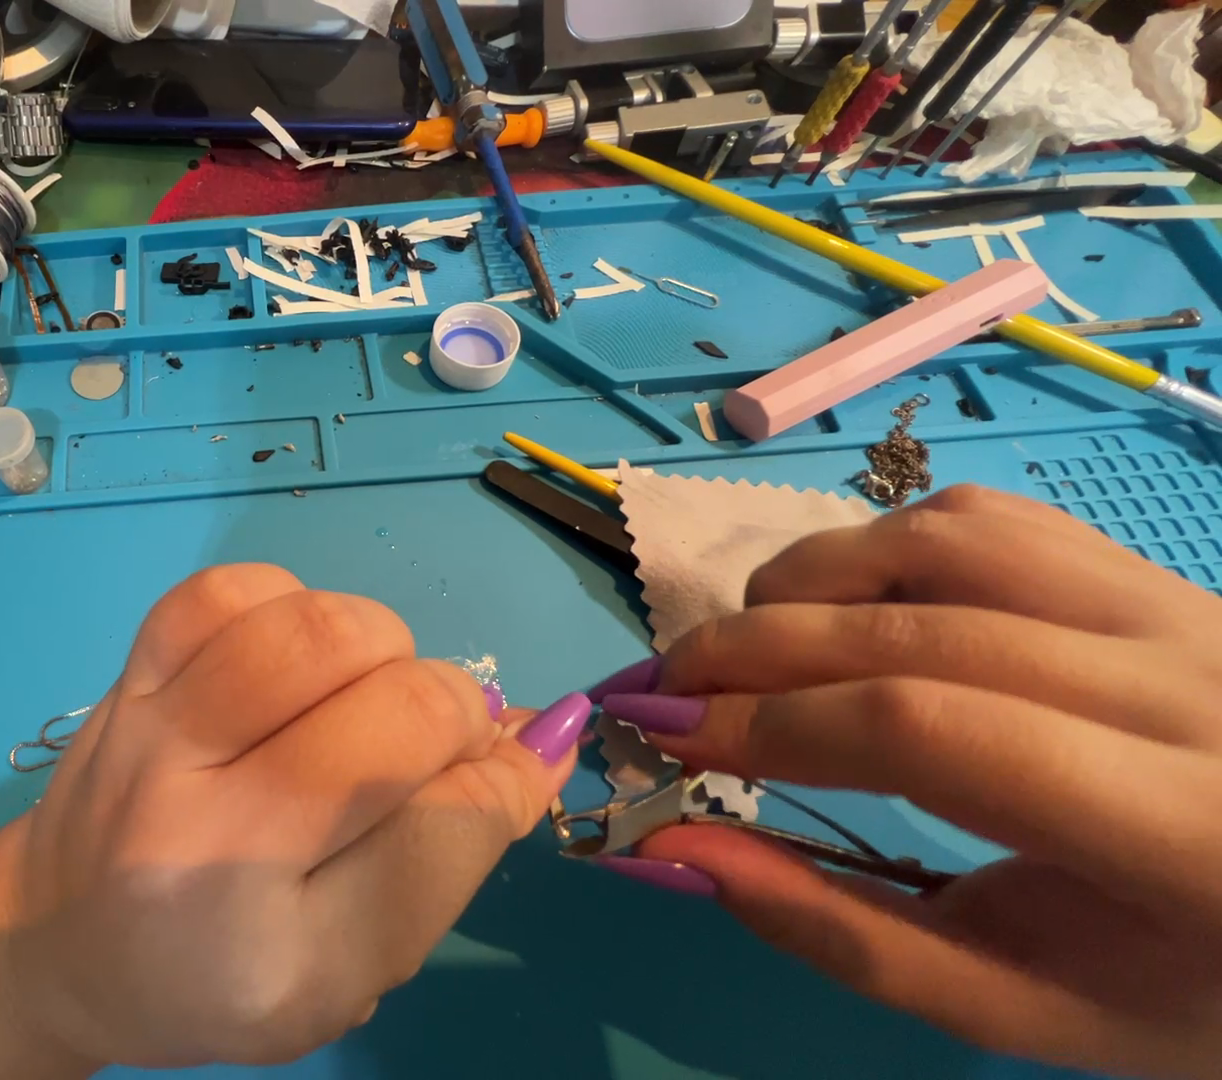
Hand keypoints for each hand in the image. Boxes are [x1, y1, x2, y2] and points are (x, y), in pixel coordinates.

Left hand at [7, 564, 582, 1068]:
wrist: (58, 935)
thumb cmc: (212, 974)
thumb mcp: (345, 967)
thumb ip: (446, 859)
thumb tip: (534, 740)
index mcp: (271, 955)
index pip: (443, 833)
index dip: (497, 782)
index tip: (500, 766)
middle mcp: (202, 843)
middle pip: (394, 714)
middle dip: (448, 709)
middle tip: (423, 734)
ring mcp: (152, 739)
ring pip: (313, 631)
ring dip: (376, 642)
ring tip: (357, 682)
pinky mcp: (124, 678)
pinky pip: (224, 590)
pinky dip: (286, 600)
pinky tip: (286, 651)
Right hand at [593, 486, 1221, 1077]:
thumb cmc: (1190, 986)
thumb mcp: (1018, 1006)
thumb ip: (831, 930)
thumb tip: (664, 844)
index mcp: (1190, 830)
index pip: (918, 729)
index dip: (761, 721)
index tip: (657, 734)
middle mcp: (1198, 686)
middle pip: (901, 627)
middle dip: (740, 651)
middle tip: (661, 690)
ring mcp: (1177, 604)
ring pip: (929, 539)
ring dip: (798, 583)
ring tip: (754, 645)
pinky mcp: (1142, 568)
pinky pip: (974, 517)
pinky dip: (868, 545)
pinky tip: (846, 605)